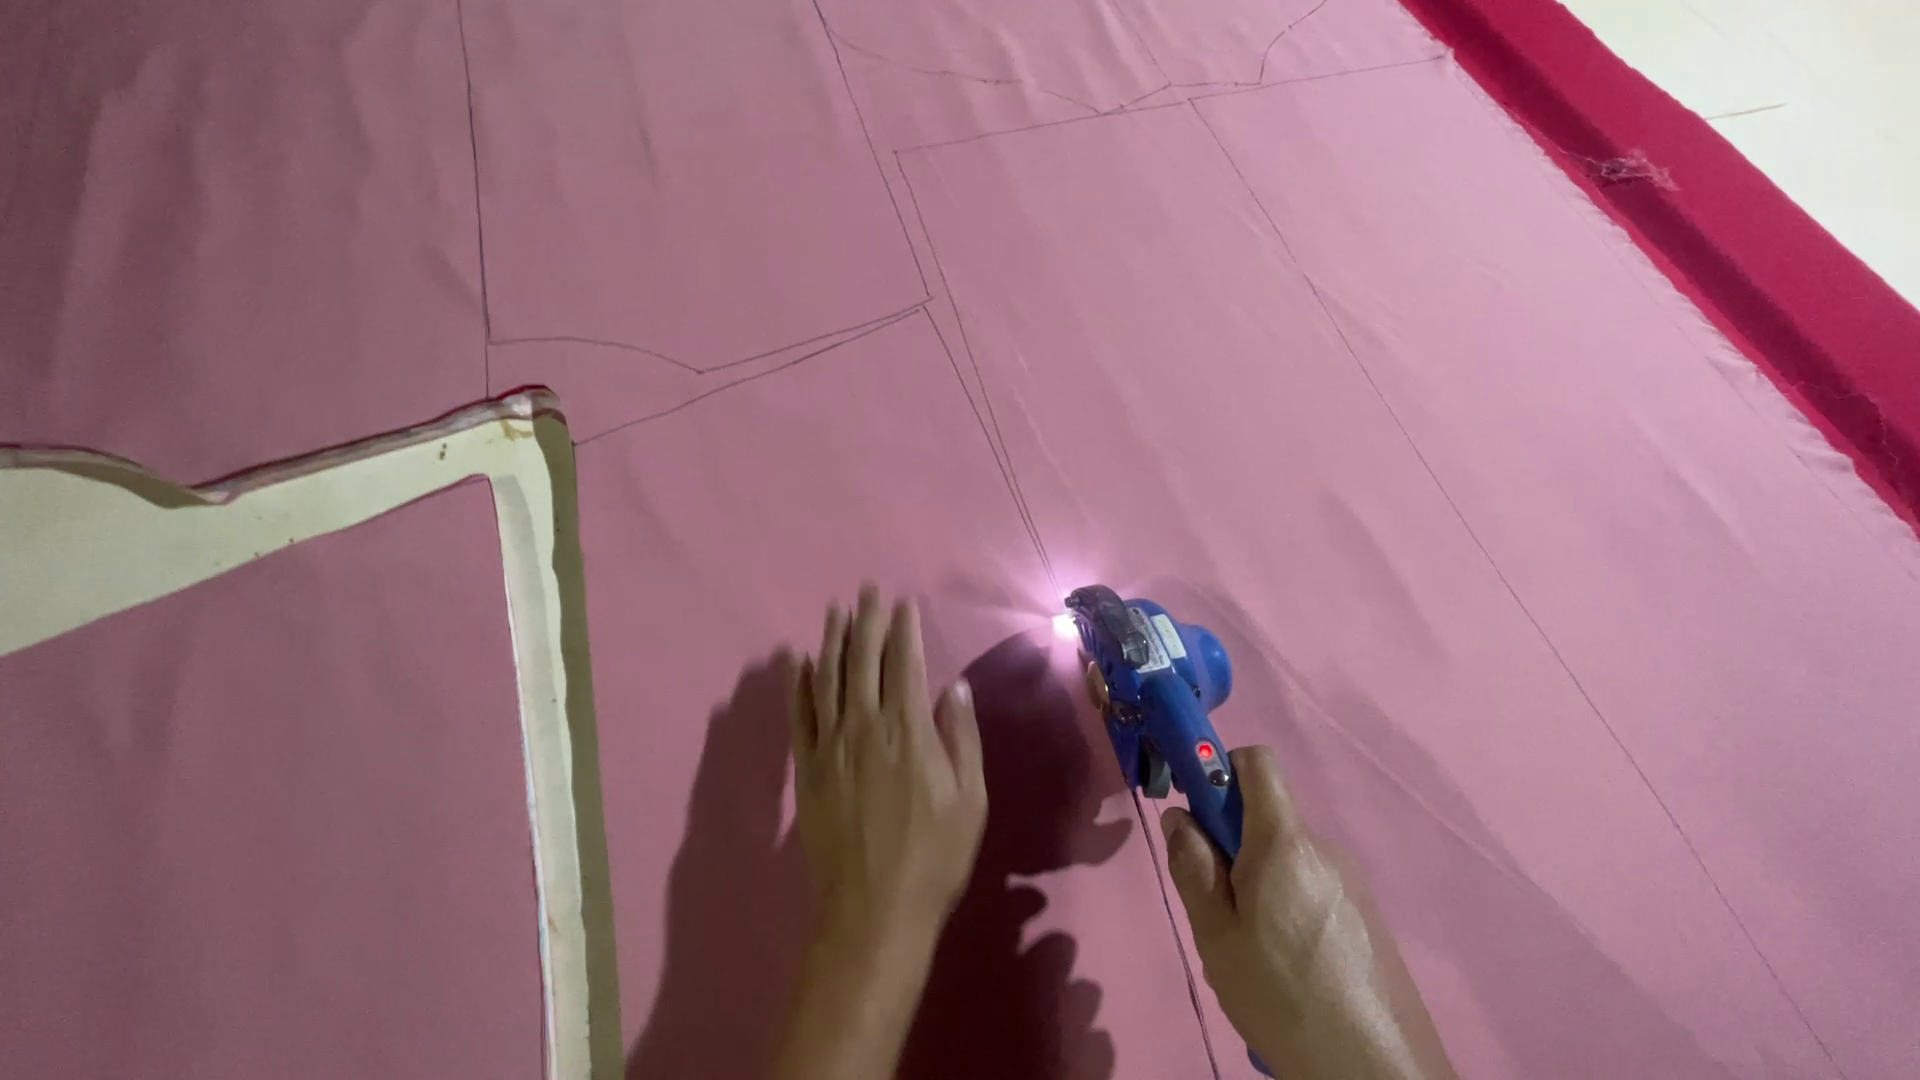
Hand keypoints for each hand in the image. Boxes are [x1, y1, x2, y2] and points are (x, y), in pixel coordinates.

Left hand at [790, 584, 987, 953]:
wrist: (875, 908)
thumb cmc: (934, 854)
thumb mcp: (969, 798)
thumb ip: (960, 737)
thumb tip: (952, 686)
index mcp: (906, 730)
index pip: (903, 663)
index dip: (903, 629)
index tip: (903, 602)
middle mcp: (863, 726)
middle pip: (862, 660)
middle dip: (866, 621)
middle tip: (867, 590)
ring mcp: (829, 746)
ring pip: (827, 679)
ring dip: (832, 641)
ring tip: (836, 611)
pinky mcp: (806, 769)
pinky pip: (800, 716)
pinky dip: (801, 685)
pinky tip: (802, 664)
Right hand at [1163, 746, 1455, 1079]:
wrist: (1375, 1071)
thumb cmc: (1281, 995)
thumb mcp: (1215, 935)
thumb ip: (1192, 867)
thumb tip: (1180, 816)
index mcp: (1284, 842)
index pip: (1257, 761)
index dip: (1220, 770)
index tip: (1197, 812)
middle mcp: (1323, 848)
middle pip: (1266, 815)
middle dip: (1231, 840)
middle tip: (1216, 902)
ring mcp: (1351, 881)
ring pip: (1286, 854)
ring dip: (1257, 877)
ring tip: (1250, 943)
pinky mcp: (1366, 914)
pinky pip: (1311, 883)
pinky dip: (1286, 901)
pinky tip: (1284, 961)